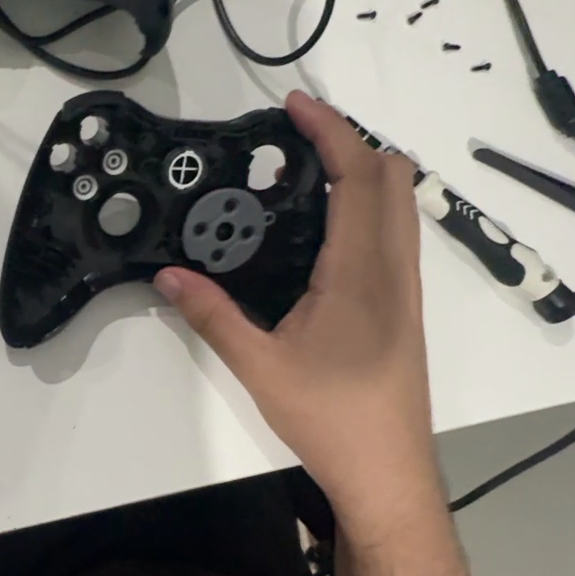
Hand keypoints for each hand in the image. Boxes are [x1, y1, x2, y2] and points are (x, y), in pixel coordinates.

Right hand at [155, 91, 439, 531]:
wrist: (385, 469)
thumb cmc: (327, 416)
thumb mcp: (258, 366)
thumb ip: (212, 315)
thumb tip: (167, 275)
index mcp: (361, 272)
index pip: (358, 177)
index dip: (331, 132)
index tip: (295, 106)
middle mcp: (394, 269)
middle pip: (392, 178)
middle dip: (350, 144)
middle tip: (293, 145)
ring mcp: (406, 290)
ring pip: (400, 206)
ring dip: (364, 175)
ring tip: (304, 179)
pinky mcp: (404, 309)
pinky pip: (395, 235)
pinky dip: (367, 210)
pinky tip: (323, 236)